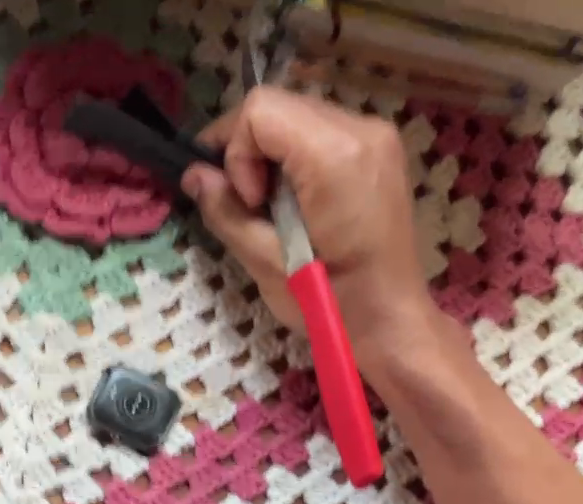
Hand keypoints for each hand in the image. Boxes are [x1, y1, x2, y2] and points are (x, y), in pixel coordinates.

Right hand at [182, 88, 442, 379]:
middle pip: (277, 106)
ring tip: (273, 209)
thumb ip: (226, 211)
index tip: (247, 203)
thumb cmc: (329, 301)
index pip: (260, 110)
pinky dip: (292, 160)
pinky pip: (317, 133)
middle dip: (247, 151)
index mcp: (334, 156)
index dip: (234, 152)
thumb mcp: (265, 264)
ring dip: (268, 157)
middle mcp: (361, 128)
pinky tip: (296, 204)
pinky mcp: (377, 149)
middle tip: (251, 206)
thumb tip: (193, 175)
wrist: (389, 318)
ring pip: (294, 117)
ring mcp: (375, 135)